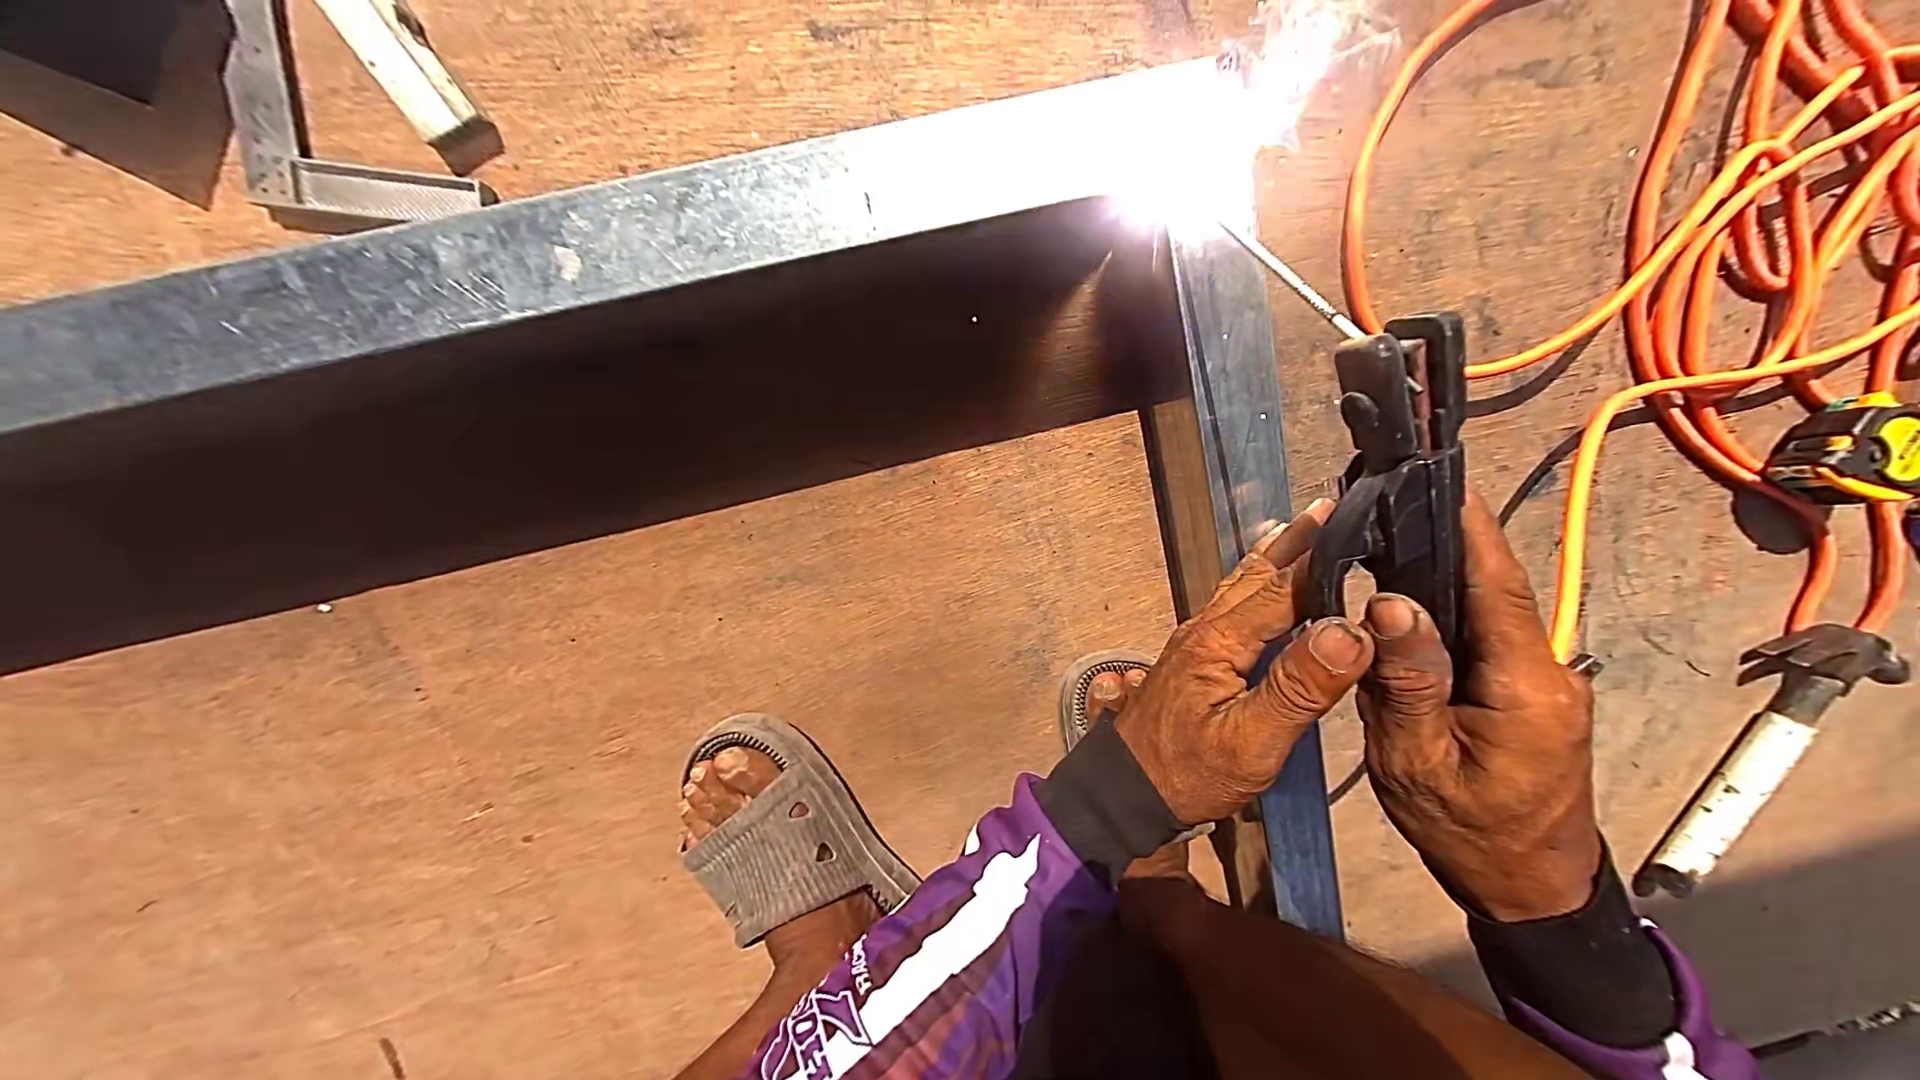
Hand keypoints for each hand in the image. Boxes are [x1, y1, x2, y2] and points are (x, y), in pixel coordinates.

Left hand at [1115, 500, 1374, 824]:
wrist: (1126, 790)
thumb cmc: (1186, 773)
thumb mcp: (1250, 741)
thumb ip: (1298, 688)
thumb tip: (1349, 631)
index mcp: (1218, 641)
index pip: (1282, 590)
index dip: (1321, 558)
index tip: (1356, 522)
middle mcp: (1204, 630)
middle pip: (1256, 578)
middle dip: (1295, 543)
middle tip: (1330, 508)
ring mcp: (1195, 642)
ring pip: (1239, 588)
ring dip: (1274, 558)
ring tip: (1302, 530)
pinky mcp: (1194, 657)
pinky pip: (1230, 607)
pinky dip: (1255, 585)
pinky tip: (1266, 585)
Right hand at [1356, 492, 1601, 920]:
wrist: (1526, 888)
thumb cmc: (1465, 829)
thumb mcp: (1415, 761)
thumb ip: (1405, 683)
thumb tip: (1390, 602)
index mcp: (1524, 684)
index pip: (1499, 586)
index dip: (1469, 529)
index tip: (1435, 479)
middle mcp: (1544, 670)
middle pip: (1492, 591)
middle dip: (1442, 542)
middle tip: (1379, 507)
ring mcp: (1539, 680)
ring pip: (1483, 612)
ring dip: (1437, 575)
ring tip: (1378, 542)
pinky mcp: (1524, 691)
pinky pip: (1478, 636)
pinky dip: (1440, 610)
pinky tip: (1398, 604)